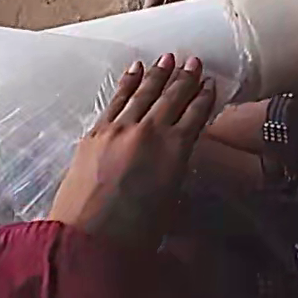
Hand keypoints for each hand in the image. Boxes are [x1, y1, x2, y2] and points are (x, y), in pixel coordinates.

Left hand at [49, 54, 217, 248]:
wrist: (87, 240)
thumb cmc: (135, 235)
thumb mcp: (169, 203)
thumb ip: (174, 173)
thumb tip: (174, 159)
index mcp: (175, 151)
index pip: (196, 115)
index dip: (204, 98)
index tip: (210, 83)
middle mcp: (150, 133)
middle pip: (172, 98)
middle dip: (185, 78)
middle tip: (194, 61)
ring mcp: (120, 129)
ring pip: (144, 92)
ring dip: (157, 74)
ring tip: (167, 58)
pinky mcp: (96, 132)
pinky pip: (117, 99)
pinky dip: (128, 82)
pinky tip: (135, 70)